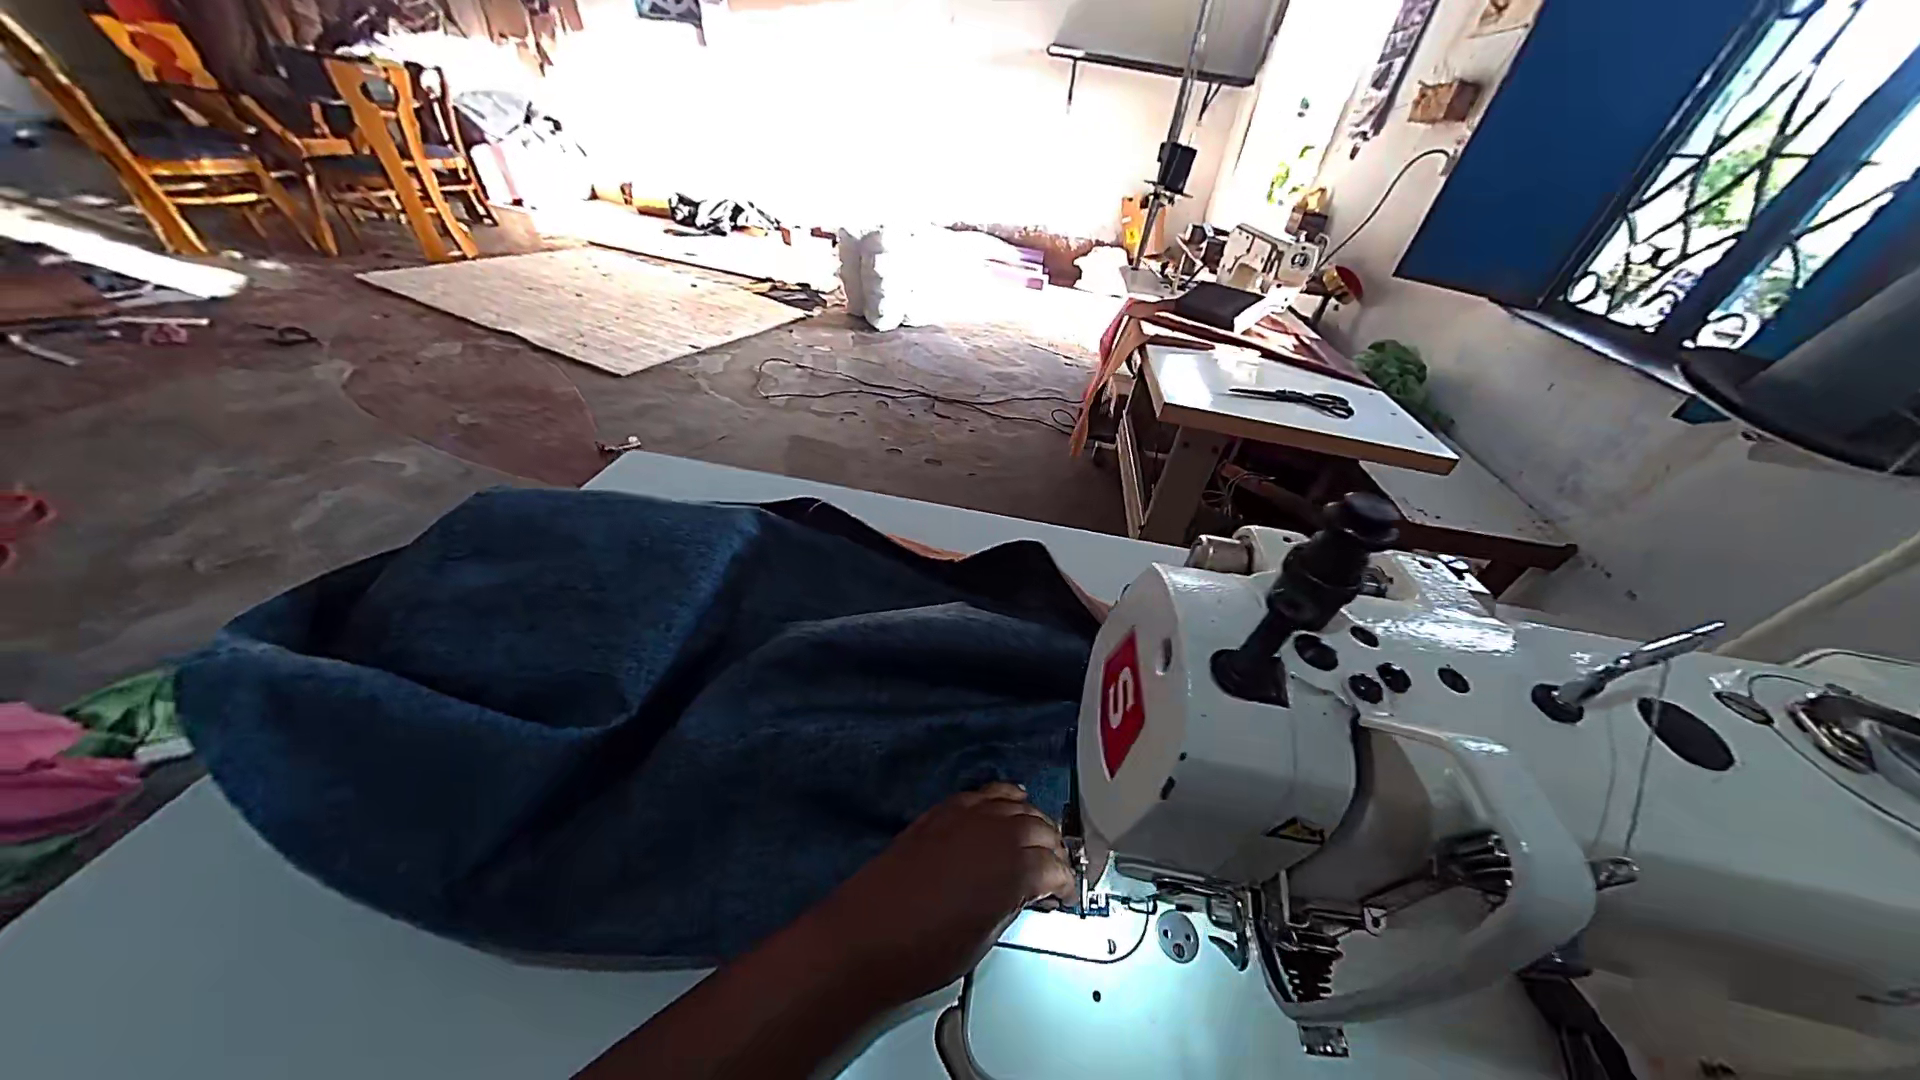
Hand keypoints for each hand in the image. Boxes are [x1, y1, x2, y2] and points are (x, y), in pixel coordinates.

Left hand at [807, 782, 1075, 1003]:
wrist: (866, 936)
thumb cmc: (923, 949)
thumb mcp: (987, 936)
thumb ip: (1015, 902)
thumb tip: (1025, 893)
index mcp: (1015, 867)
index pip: (1058, 867)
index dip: (1064, 884)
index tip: (1062, 894)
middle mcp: (996, 831)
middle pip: (1043, 829)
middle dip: (1053, 852)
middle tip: (1051, 874)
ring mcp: (968, 814)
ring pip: (1019, 804)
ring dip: (1032, 823)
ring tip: (1033, 844)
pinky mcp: (944, 810)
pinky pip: (986, 794)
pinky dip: (1002, 801)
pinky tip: (1005, 811)